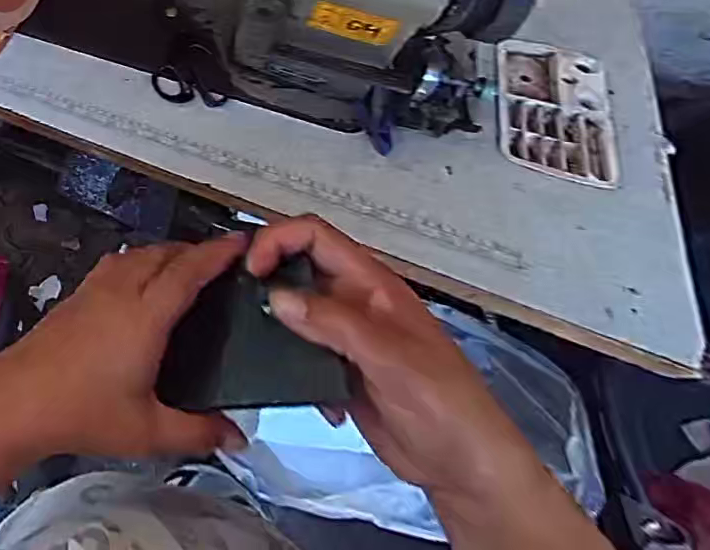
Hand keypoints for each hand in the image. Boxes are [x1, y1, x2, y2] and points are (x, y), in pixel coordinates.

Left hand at [0, 235, 248, 462]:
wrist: (20, 395)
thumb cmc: (83, 410)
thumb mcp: (149, 430)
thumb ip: (198, 431)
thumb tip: (234, 436)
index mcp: (143, 315)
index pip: (187, 271)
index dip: (216, 253)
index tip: (240, 243)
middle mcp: (119, 291)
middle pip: (162, 253)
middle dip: (194, 250)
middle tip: (221, 261)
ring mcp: (94, 289)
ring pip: (136, 254)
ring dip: (164, 253)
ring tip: (186, 267)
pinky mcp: (77, 294)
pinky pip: (115, 263)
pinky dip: (138, 261)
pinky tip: (140, 281)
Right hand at [246, 216, 546, 502]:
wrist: (468, 475)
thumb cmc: (448, 407)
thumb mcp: (393, 359)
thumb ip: (334, 323)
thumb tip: (275, 296)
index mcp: (370, 283)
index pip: (314, 235)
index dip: (277, 239)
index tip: (253, 268)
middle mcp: (351, 299)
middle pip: (296, 262)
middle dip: (266, 271)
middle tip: (240, 294)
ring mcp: (341, 332)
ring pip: (290, 303)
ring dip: (269, 313)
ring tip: (250, 329)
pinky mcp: (332, 363)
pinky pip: (293, 342)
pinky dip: (281, 351)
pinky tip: (284, 372)